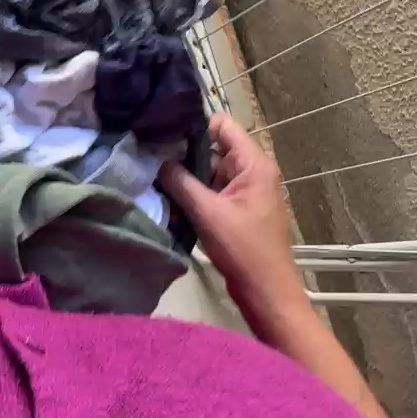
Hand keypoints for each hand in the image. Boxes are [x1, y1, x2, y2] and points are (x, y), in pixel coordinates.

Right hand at [159, 112, 304, 319]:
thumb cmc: (243, 249)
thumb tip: (153, 156)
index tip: (162, 132)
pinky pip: (209, 185)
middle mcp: (251, 170)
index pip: (220, 124)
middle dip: (183, 150)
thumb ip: (179, 180)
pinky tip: (168, 193)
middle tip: (150, 153)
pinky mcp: (235, 205)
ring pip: (207, 166)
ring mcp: (244, 188)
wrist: (266, 293)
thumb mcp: (207, 211)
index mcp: (253, 164)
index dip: (192, 125)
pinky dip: (191, 188)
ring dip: (185, 172)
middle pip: (211, 144)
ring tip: (154, 172)